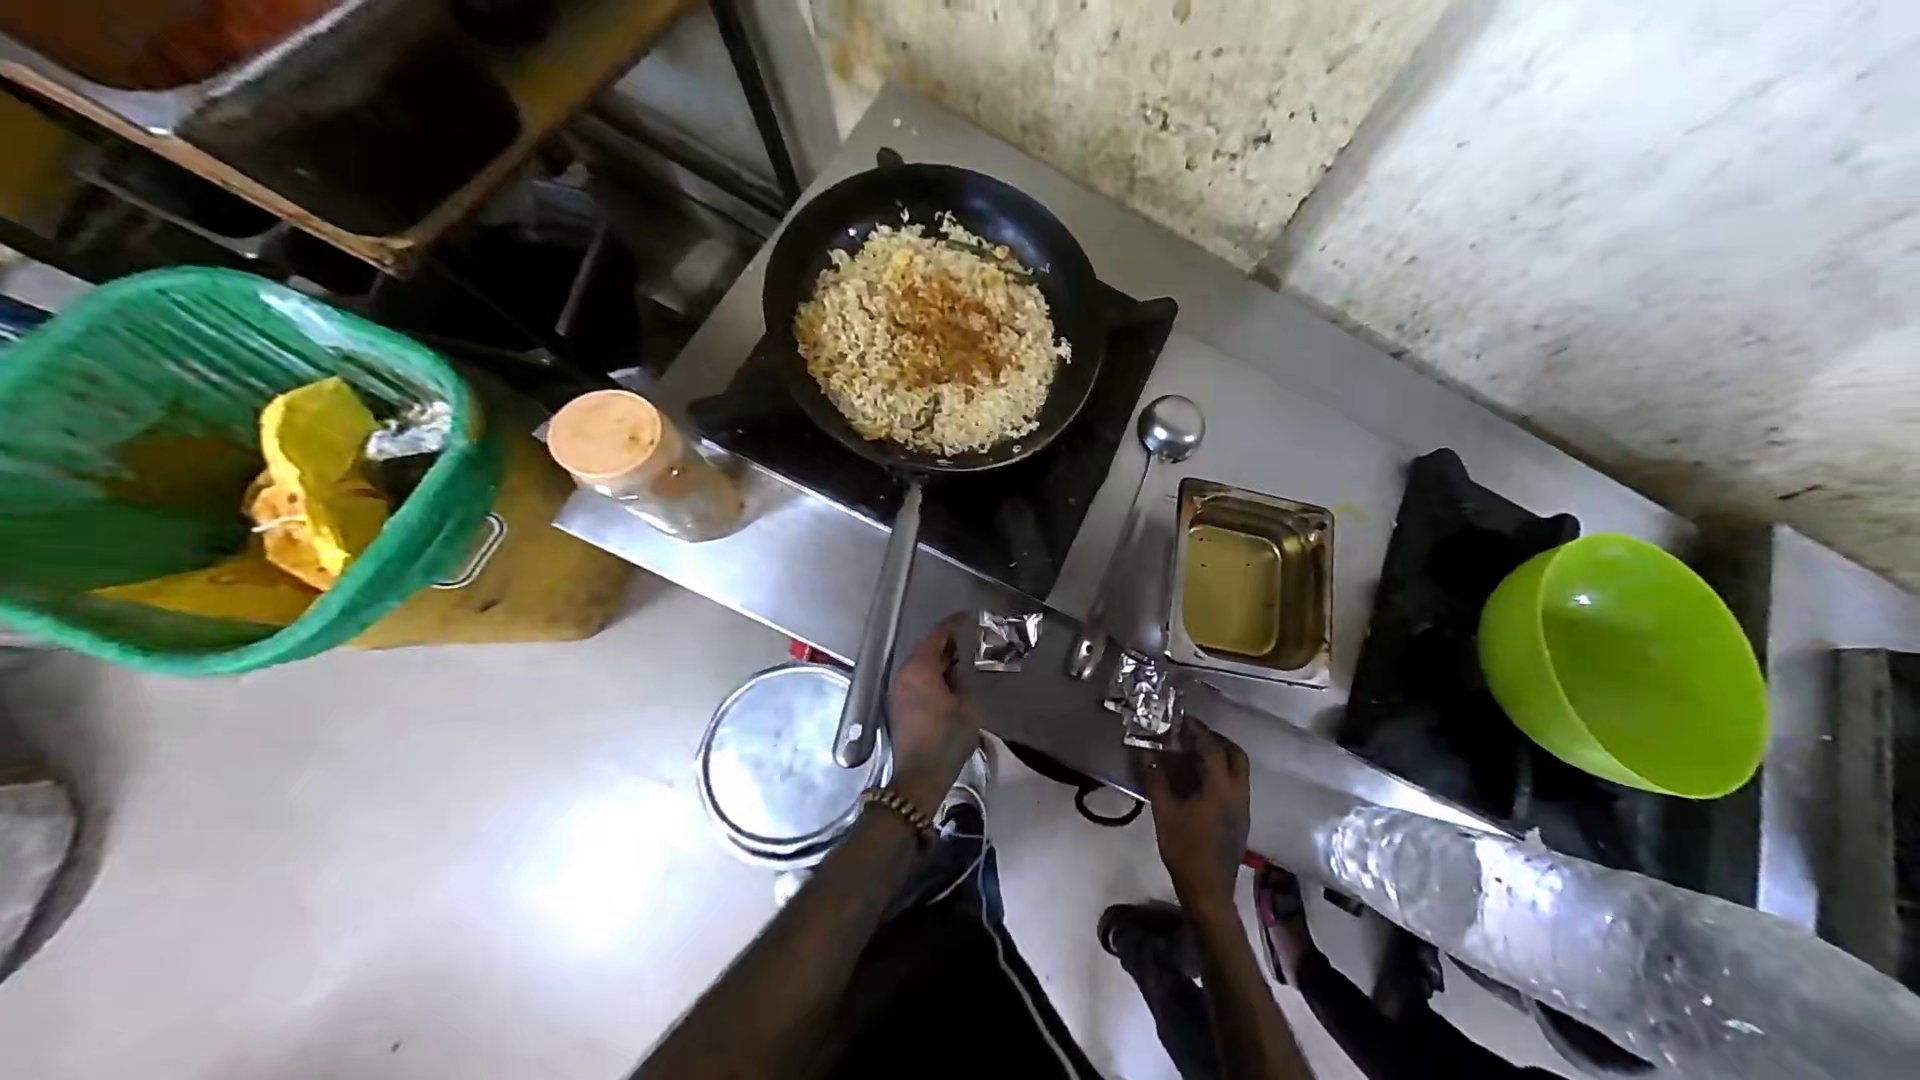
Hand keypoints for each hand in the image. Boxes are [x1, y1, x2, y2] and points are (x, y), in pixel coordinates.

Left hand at [887, 613, 983, 813]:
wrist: (920, 776)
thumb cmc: (946, 739)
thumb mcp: (966, 705)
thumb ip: (966, 678)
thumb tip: (966, 664)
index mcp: (919, 668)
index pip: (938, 635)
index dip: (956, 625)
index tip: (974, 618)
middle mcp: (905, 672)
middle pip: (930, 648)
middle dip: (953, 643)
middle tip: (979, 640)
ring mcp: (900, 689)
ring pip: (925, 664)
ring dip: (945, 659)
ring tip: (972, 658)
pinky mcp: (901, 703)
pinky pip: (920, 678)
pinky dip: (937, 673)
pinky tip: (956, 679)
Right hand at [1142, 719, 1250, 916]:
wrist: (1208, 890)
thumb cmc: (1185, 849)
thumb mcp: (1164, 813)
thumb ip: (1157, 781)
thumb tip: (1149, 758)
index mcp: (1221, 789)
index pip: (1213, 750)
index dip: (1198, 732)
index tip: (1184, 721)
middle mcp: (1238, 795)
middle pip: (1236, 756)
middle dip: (1217, 740)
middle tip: (1194, 734)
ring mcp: (1243, 809)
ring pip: (1239, 771)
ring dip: (1221, 756)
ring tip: (1195, 753)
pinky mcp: (1241, 820)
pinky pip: (1236, 785)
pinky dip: (1221, 773)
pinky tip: (1200, 780)